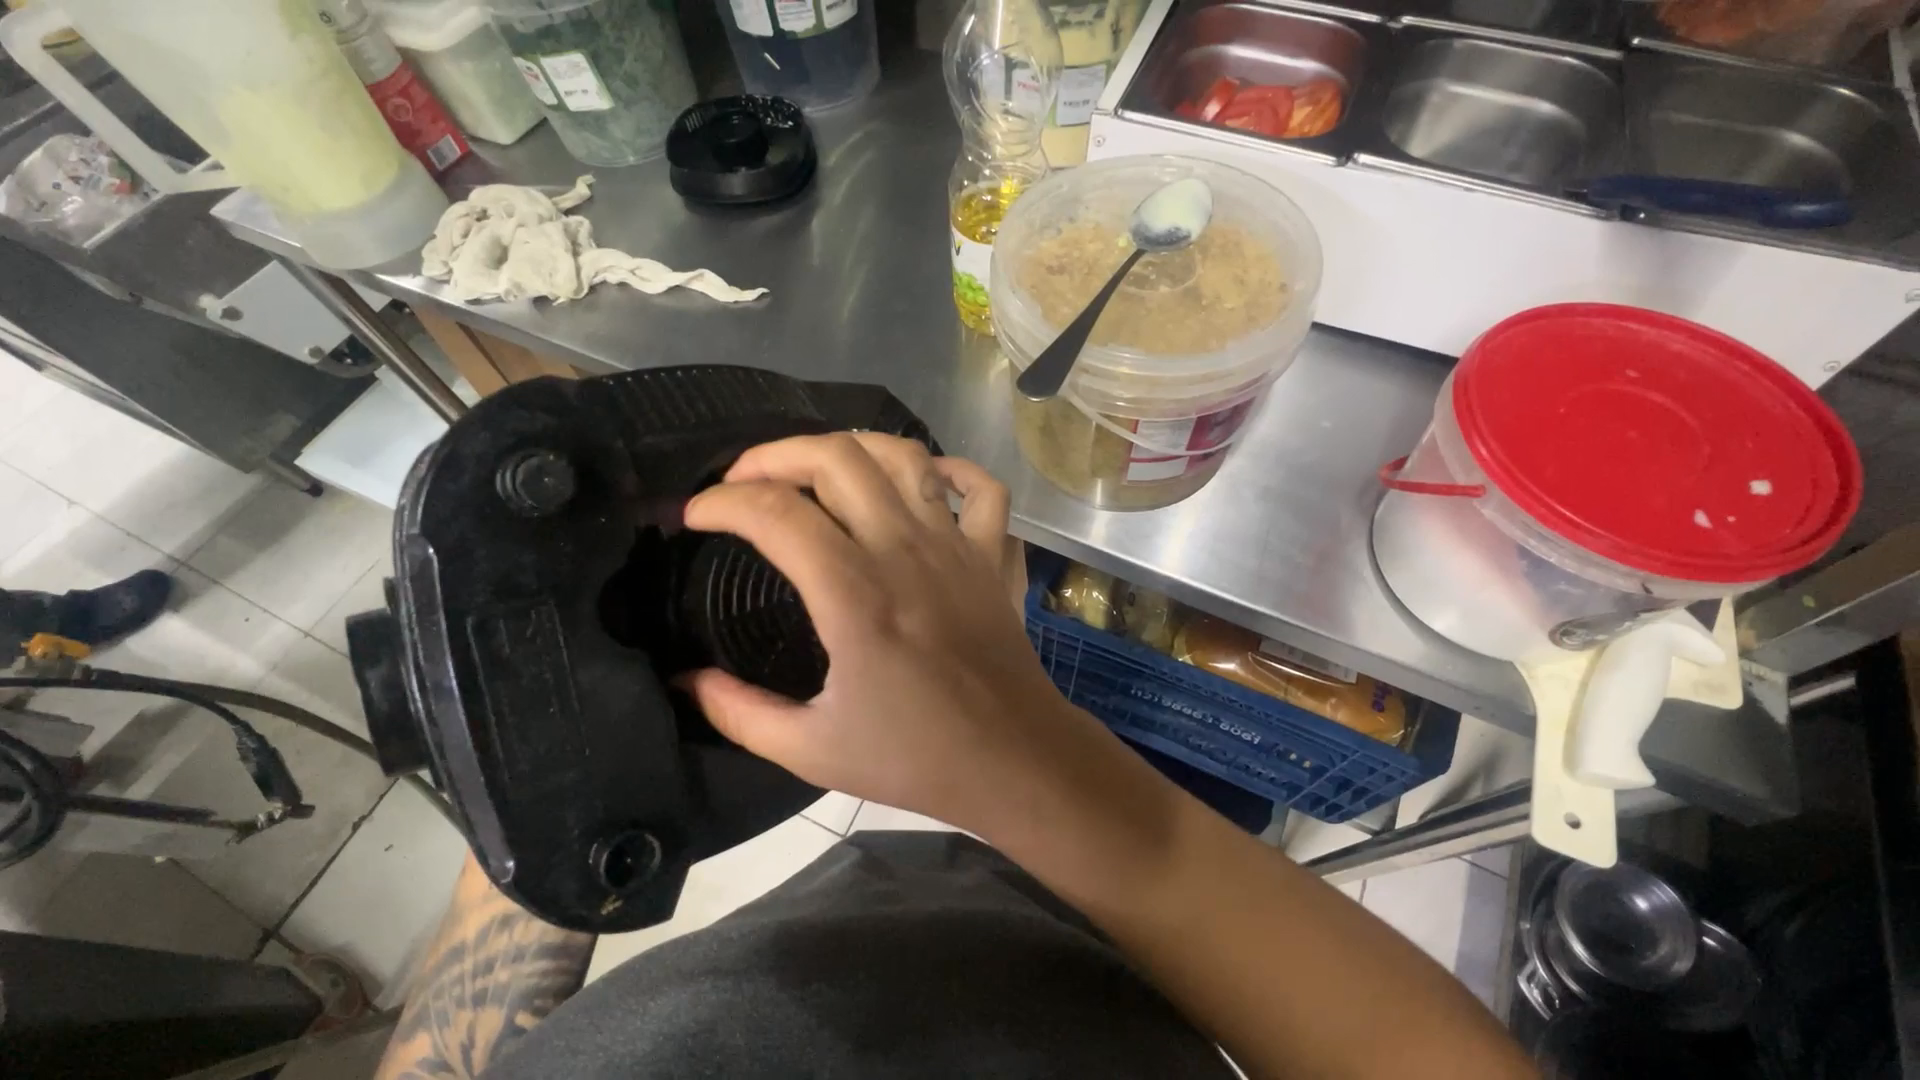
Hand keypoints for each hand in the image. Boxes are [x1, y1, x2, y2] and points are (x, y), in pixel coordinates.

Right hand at [681, 433, 1112, 834]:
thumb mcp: (811, 750)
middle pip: (836, 457)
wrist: (1015, 761)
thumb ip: (738, 712)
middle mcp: (904, 550)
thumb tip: (685, 679)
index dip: (722, 502)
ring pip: (905, 455)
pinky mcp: (993, 556)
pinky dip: (952, 472)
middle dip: (776, 454)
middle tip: (745, 480)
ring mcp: (957, 545)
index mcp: (853, 593)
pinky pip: (982, 489)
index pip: (775, 512)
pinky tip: (925, 483)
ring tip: (819, 468)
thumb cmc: (916, 758)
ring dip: (853, 446)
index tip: (694, 517)